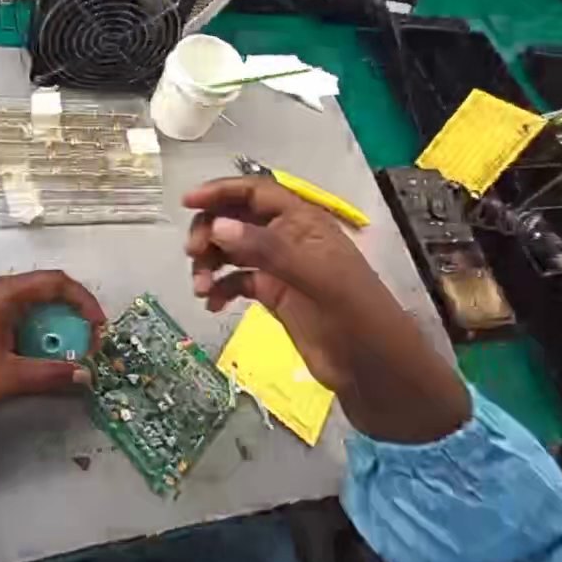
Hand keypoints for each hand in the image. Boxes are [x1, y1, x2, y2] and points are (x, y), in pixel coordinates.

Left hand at [0, 270, 106, 445]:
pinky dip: (27, 335)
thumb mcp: (5, 379)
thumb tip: (87, 376)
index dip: (85, 302)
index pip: (56, 281)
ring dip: (47, 330)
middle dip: (69, 319)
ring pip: (26, 307)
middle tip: (83, 349)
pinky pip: (8, 318)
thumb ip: (50, 375)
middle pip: (42, 292)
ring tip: (59, 359)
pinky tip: (28, 361)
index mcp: (0, 293)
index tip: (100, 330)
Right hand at [184, 177, 469, 442]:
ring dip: (209, 263)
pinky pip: (235, 281)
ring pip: (230, 250)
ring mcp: (278, 267)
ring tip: (200, 289)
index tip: (186, 202)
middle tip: (193, 254)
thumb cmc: (354, 317)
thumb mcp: (314, 278)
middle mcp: (287, 239)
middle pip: (235, 219)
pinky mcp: (272, 294)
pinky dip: (219, 288)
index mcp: (303, 223)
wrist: (374, 370)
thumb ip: (265, 249)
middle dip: (209, 232)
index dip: (220, 191)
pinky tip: (213, 305)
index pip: (255, 192)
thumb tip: (218, 226)